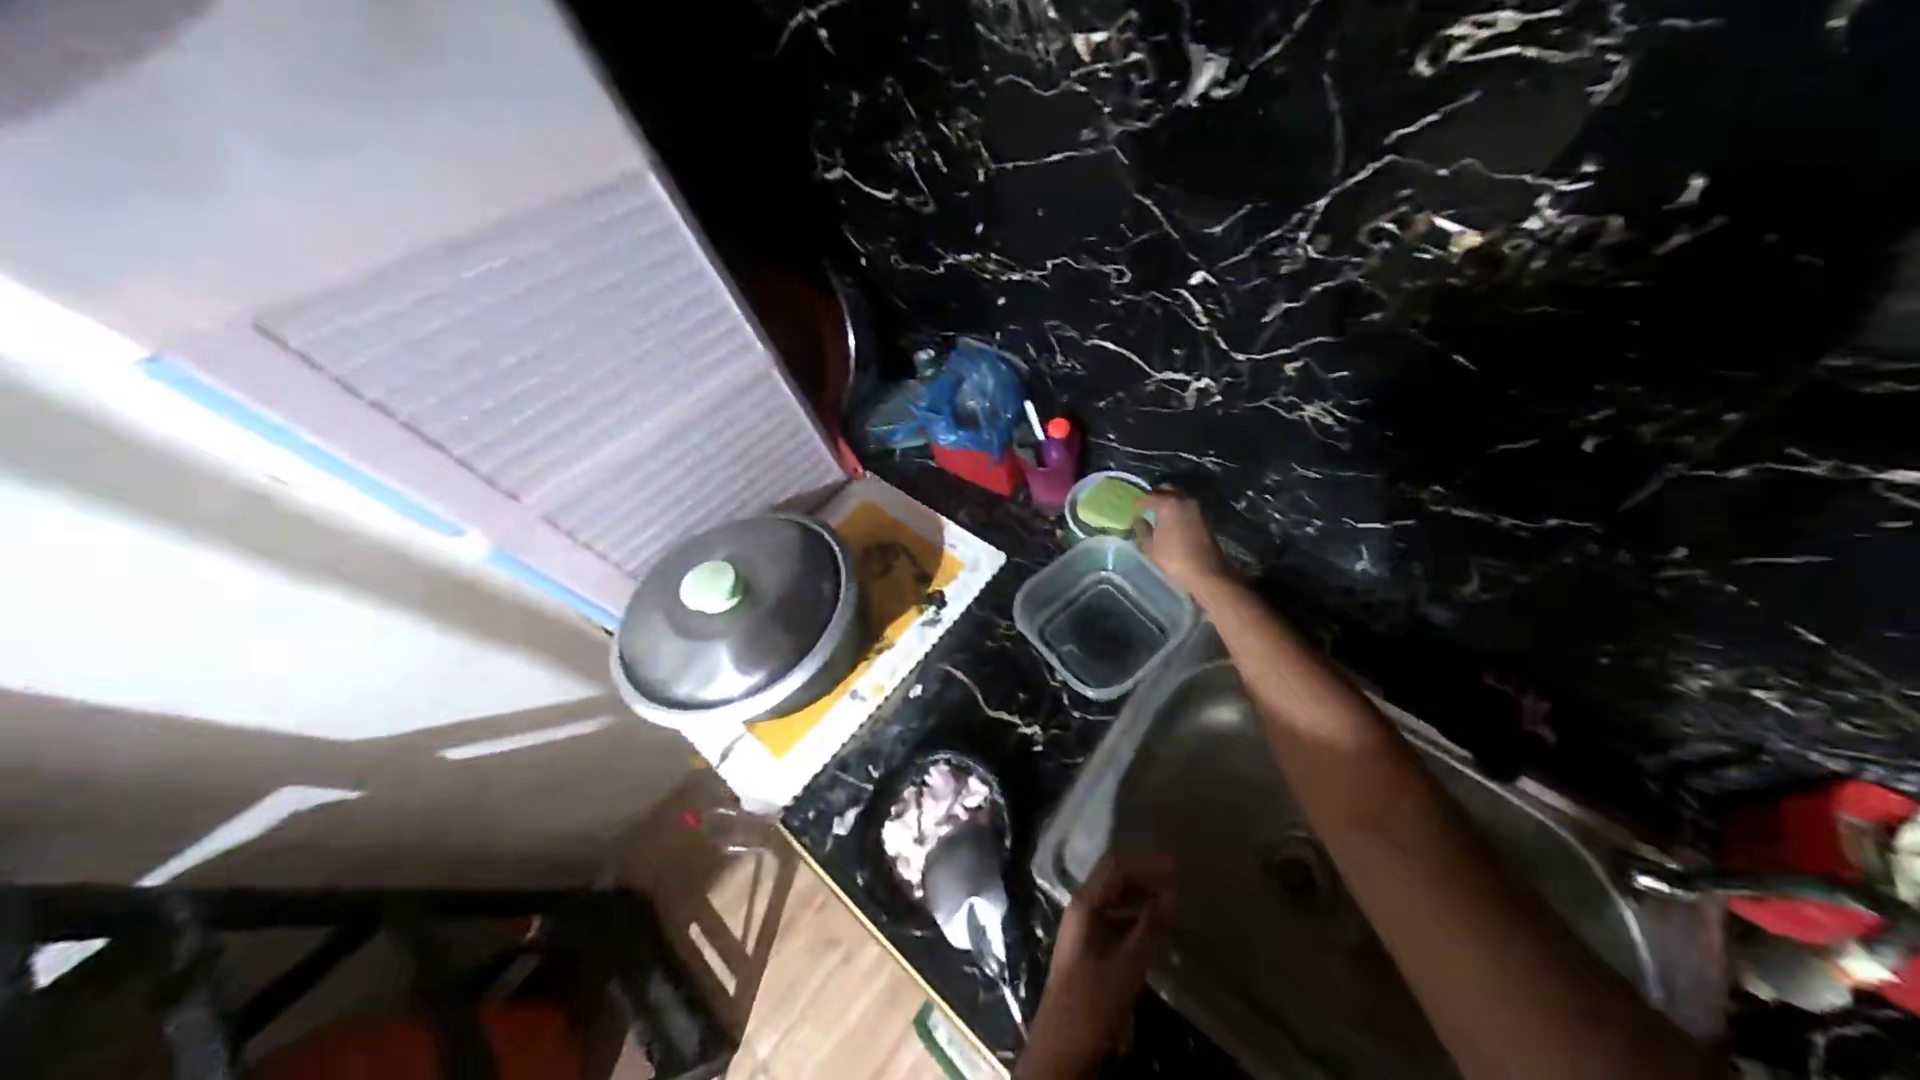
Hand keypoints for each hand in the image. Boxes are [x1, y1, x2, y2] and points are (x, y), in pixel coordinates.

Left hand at [1019, 853, 1177, 1078]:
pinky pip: (1115, 917)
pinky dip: (1136, 914)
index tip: (1176, 866)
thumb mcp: (1127, 967)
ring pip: (1114, 897)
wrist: (1061, 1047)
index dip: (1145, 862)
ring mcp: (1084, 928)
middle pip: (1113, 878)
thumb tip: (1172, 894)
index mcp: (1084, 906)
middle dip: (1144, 873)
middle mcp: (1081, 909)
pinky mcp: (1090, 947)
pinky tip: (1156, 924)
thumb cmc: (1091, 1004)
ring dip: (1142, 893)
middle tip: (1178, 878)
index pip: (1115, 867)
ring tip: (1172, 898)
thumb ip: (1150, 929)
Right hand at [1134, 492, 1229, 594]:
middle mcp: (1183, 499)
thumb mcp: (1150, 547)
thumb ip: (1142, 529)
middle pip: (1165, 489)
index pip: (1148, 496)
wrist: (1207, 571)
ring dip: (1167, 501)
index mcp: (1168, 504)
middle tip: (1144, 507)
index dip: (1138, 502)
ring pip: (1177, 496)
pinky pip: (1185, 505)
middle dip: (1154, 496)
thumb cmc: (1174, 559)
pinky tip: (1169, 520)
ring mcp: (1195, 507)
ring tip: (1156, 513)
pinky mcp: (1202, 516)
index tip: (1132, 508)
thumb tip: (1138, 518)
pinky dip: (1176, 508)